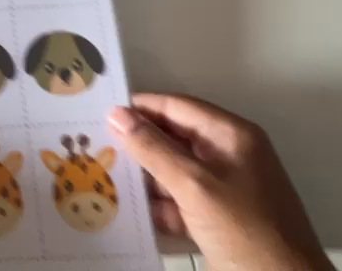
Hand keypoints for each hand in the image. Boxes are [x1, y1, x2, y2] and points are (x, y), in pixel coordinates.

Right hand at [110, 94, 331, 270]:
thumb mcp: (194, 186)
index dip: (140, 108)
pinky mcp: (220, 222)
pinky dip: (159, 207)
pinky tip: (130, 214)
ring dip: (144, 178)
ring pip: (174, 171)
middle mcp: (229, 157)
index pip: (177, 107)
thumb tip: (116, 114)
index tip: (100, 113)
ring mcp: (225, 191)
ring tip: (103, 180)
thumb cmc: (246, 235)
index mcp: (231, 137)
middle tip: (96, 147)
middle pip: (174, 138)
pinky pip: (182, 202)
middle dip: (138, 144)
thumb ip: (153, 148)